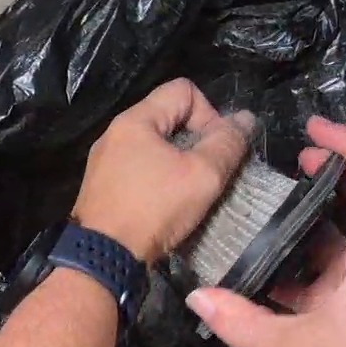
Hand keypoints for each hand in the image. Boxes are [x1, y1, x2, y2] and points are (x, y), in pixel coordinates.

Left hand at [73, 79, 252, 262]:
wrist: (102, 256)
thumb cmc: (153, 211)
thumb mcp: (202, 175)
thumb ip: (227, 143)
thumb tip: (244, 119)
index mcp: (134, 121)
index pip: (183, 90)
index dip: (210, 112)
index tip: (217, 147)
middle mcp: (114, 134)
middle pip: (167, 118)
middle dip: (195, 140)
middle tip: (208, 172)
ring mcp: (103, 161)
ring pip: (153, 146)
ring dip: (177, 162)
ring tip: (190, 190)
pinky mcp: (101, 186)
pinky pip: (137, 169)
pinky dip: (157, 179)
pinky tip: (166, 203)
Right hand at [184, 116, 345, 346]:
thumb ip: (243, 322)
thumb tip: (196, 297)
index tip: (315, 129)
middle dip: (331, 170)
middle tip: (291, 157)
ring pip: (339, 234)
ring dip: (309, 215)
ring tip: (265, 204)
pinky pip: (323, 266)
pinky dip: (297, 256)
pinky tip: (260, 263)